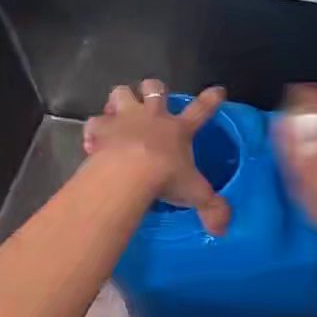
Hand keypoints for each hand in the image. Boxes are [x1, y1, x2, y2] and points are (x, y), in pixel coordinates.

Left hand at [83, 79, 231, 234]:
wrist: (129, 172)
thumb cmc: (166, 178)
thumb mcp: (196, 195)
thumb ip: (212, 209)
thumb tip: (222, 228)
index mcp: (178, 129)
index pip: (201, 109)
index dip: (211, 99)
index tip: (218, 90)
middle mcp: (152, 116)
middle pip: (154, 88)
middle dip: (153, 89)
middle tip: (151, 99)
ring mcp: (124, 118)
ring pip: (120, 92)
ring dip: (120, 100)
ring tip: (118, 112)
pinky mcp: (101, 128)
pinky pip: (94, 122)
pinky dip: (94, 129)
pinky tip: (94, 141)